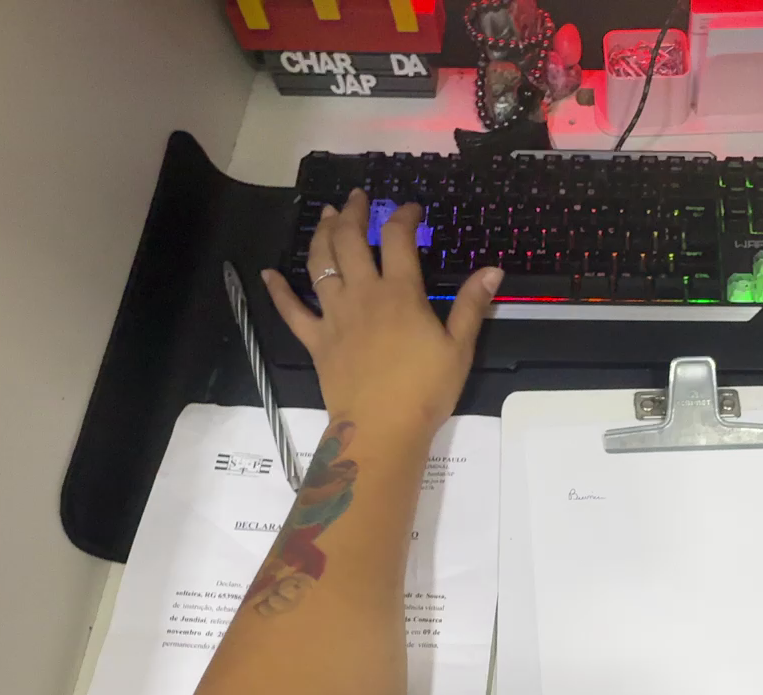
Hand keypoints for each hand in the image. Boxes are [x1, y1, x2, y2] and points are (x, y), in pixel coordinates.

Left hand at [263, 190, 503, 449]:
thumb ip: (471, 305)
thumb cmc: (426, 391)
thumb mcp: (459, 348)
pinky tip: (268, 274)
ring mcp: (334, 316)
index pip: (398, 239)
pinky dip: (279, 291)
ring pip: (320, 264)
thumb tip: (493, 269)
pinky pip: (291, 311)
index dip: (403, 216)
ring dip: (321, 234)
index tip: (409, 208)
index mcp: (400, 294)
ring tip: (325, 216)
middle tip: (356, 198)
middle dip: (353, 212)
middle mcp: (363, 294)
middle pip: (350, 240)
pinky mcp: (316, 340)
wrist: (383, 428)